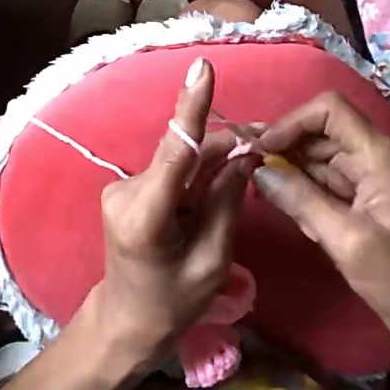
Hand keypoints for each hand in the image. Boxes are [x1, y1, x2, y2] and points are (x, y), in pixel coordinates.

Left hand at [67, 56, 256, 380]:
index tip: (202, 67)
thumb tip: (246, 154)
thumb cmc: (171, 304)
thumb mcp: (211, 261)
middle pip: (186, 155)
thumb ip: (226, 203)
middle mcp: (127, 191)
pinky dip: (199, 178)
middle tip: (265, 149)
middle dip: (226, 151)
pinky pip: (174, 173)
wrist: (126, 323)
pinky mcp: (130, 189)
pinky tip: (213, 197)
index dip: (191, 107)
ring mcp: (124, 188)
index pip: (175, 152)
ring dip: (214, 166)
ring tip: (244, 178)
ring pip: (182, 163)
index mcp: (145, 215)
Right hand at [253, 91, 389, 327]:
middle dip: (284, 143)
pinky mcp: (356, 192)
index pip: (331, 110)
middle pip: (319, 128)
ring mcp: (364, 173)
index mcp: (379, 157)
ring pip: (316, 151)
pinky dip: (298, 183)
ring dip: (287, 164)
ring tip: (260, 186)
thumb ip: (300, 201)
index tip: (264, 148)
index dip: (292, 121)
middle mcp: (372, 155)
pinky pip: (320, 174)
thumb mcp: (344, 239)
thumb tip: (259, 171)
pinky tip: (280, 201)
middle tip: (249, 167)